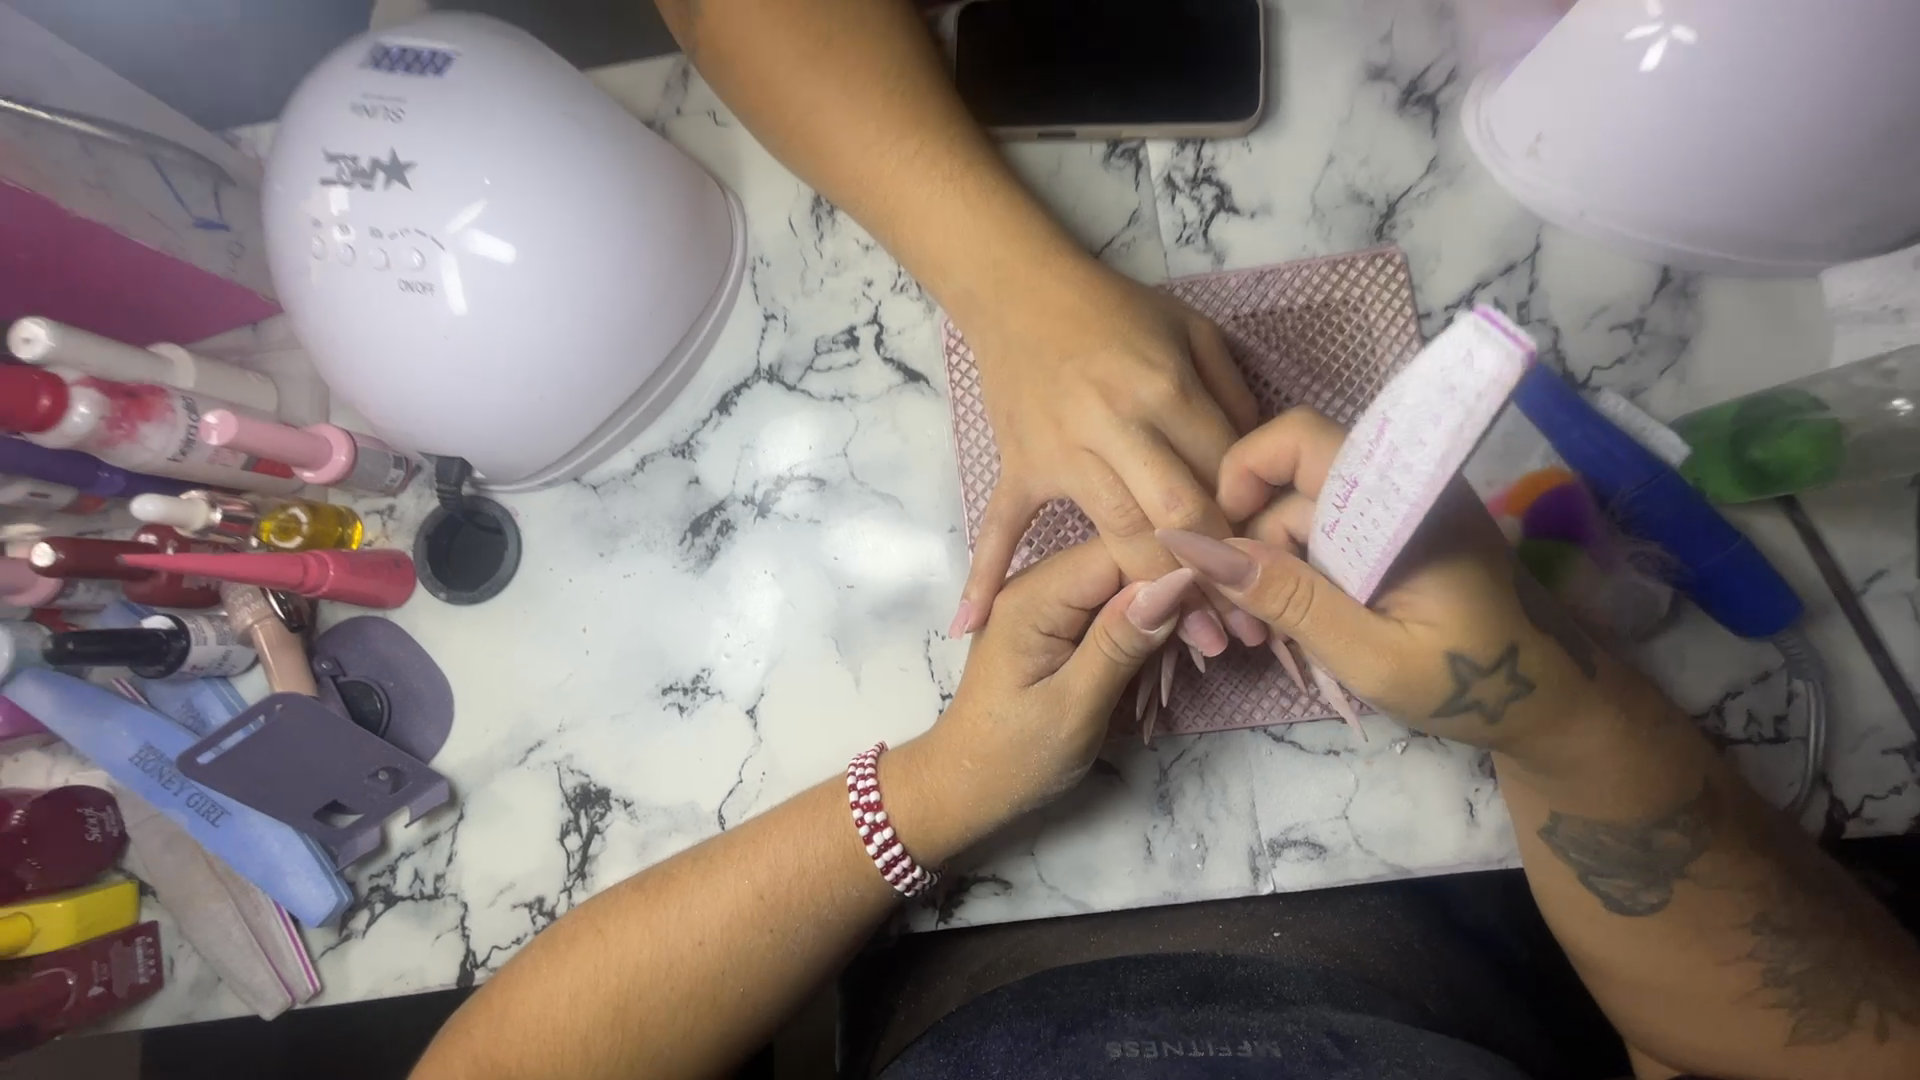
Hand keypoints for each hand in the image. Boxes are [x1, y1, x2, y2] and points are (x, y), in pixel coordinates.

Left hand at [918, 542, 1191, 831]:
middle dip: (1173, 595)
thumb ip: (1120, 642)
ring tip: (1202, 651)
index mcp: (1032, 596)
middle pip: (1120, 560)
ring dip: (1162, 613)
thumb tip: (1178, 580)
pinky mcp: (1055, 619)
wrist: (966, 784)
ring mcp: (1045, 598)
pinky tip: (1168, 652)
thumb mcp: (1074, 706)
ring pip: (1120, 582)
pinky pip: (1108, 604)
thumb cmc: (1015, 756)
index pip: (1116, 551)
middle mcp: (1035, 582)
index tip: (1219, 621)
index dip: (1172, 576)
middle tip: (1218, 643)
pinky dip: (1141, 627)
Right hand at [951, 262, 1263, 656]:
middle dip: (1215, 577)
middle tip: (1245, 632)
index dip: (1253, 529)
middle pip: (1174, 516)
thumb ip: (1230, 397)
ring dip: (1153, 594)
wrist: (1019, 292)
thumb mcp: (1191, 331)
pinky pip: (1003, 526)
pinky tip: (970, 623)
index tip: (1278, 577)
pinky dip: (986, 573)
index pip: (1219, 474)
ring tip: (1191, 648)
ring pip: (1114, 533)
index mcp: (1163, 388)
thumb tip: (1254, 469)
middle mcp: (1113, 426)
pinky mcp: (1019, 468)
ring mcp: (1058, 453)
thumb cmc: (1113, 311)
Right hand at [1157, 407, 1612, 757]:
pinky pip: (1312, 543)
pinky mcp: (1383, 542)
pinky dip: (1290, 581)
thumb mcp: (1370, 655)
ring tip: (1269, 638)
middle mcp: (1392, 493)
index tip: (1219, 544)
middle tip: (1244, 627)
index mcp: (1401, 501)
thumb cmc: (1472, 685)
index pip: (1299, 438)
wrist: (1552, 705)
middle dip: (1248, 550)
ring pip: (1290, 522)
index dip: (1242, 473)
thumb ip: (1286, 598)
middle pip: (1282, 491)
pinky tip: (1293, 627)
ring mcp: (1387, 518)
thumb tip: (1196, 549)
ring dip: (1266, 575)